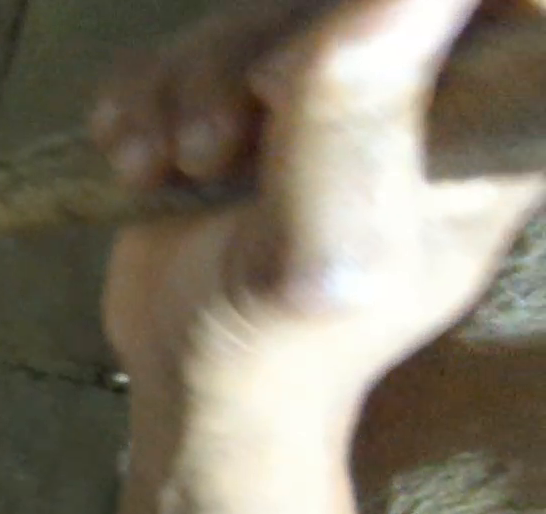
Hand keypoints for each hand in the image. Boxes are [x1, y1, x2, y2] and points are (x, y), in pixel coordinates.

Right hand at [93, 0, 544, 426]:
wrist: (189, 382)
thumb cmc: (275, 344)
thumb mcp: (322, 254)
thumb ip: (358, 130)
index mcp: (480, 106)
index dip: (372, 17)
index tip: (295, 92)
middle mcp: (398, 84)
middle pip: (317, 0)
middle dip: (238, 67)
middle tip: (208, 154)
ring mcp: (299, 100)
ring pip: (231, 25)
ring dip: (171, 96)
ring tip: (154, 170)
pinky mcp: (211, 121)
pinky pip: (163, 63)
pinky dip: (130, 103)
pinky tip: (127, 159)